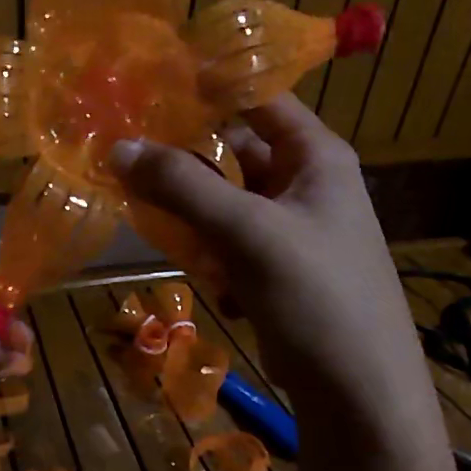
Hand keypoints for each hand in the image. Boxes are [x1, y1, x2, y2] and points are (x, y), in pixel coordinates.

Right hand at [109, 94, 424, 407]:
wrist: (352, 383)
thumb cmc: (314, 292)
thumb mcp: (245, 230)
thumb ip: (182, 187)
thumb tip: (118, 148)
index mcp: (314, 157)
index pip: (258, 100)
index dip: (208, 89)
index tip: (147, 88)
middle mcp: (301, 184)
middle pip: (231, 152)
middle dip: (182, 157)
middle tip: (124, 154)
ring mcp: (284, 228)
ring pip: (219, 201)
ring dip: (185, 210)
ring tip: (144, 213)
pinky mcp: (267, 268)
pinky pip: (221, 241)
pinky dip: (201, 250)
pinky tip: (195, 272)